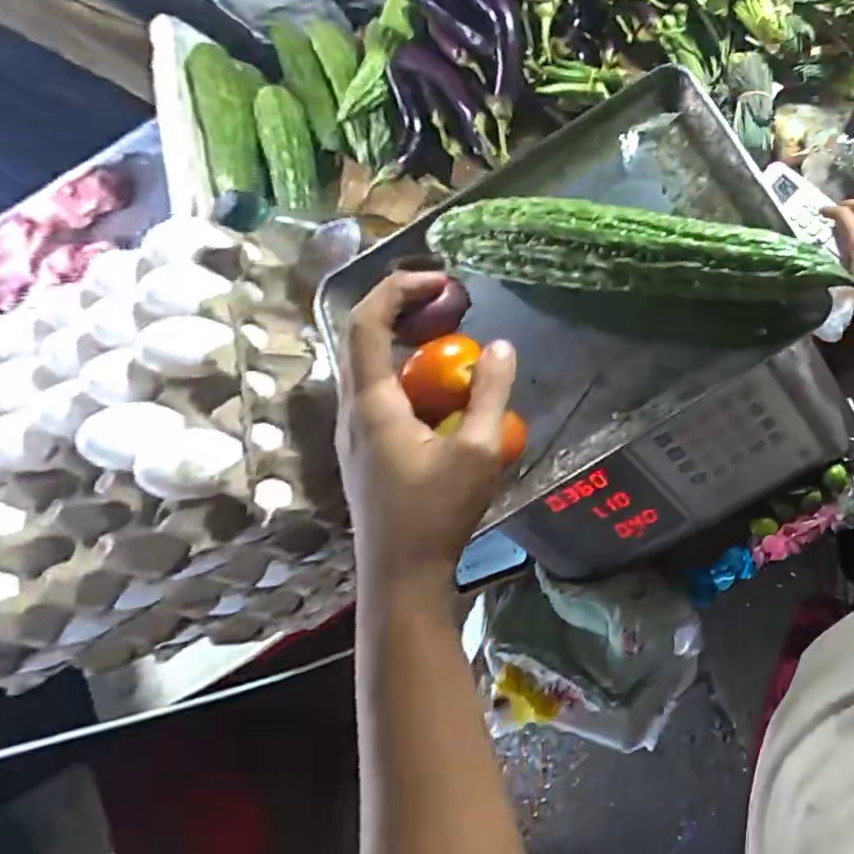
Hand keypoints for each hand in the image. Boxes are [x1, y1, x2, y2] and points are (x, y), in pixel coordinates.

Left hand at [338, 270, 516, 590]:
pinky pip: (381, 389)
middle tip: (450, 298)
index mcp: (372, 405)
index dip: (397, 291)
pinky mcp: (366, 447)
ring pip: (369, 365)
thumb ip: (490, 394)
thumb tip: (501, 346)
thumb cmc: (438, 512)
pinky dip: (408, 366)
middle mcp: (352, 411)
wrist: (400, 573)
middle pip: (361, 338)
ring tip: (449, 330)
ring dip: (405, 336)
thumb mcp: (478, 451)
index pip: (366, 326)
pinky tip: (441, 384)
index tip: (441, 280)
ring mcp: (355, 431)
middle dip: (402, 306)